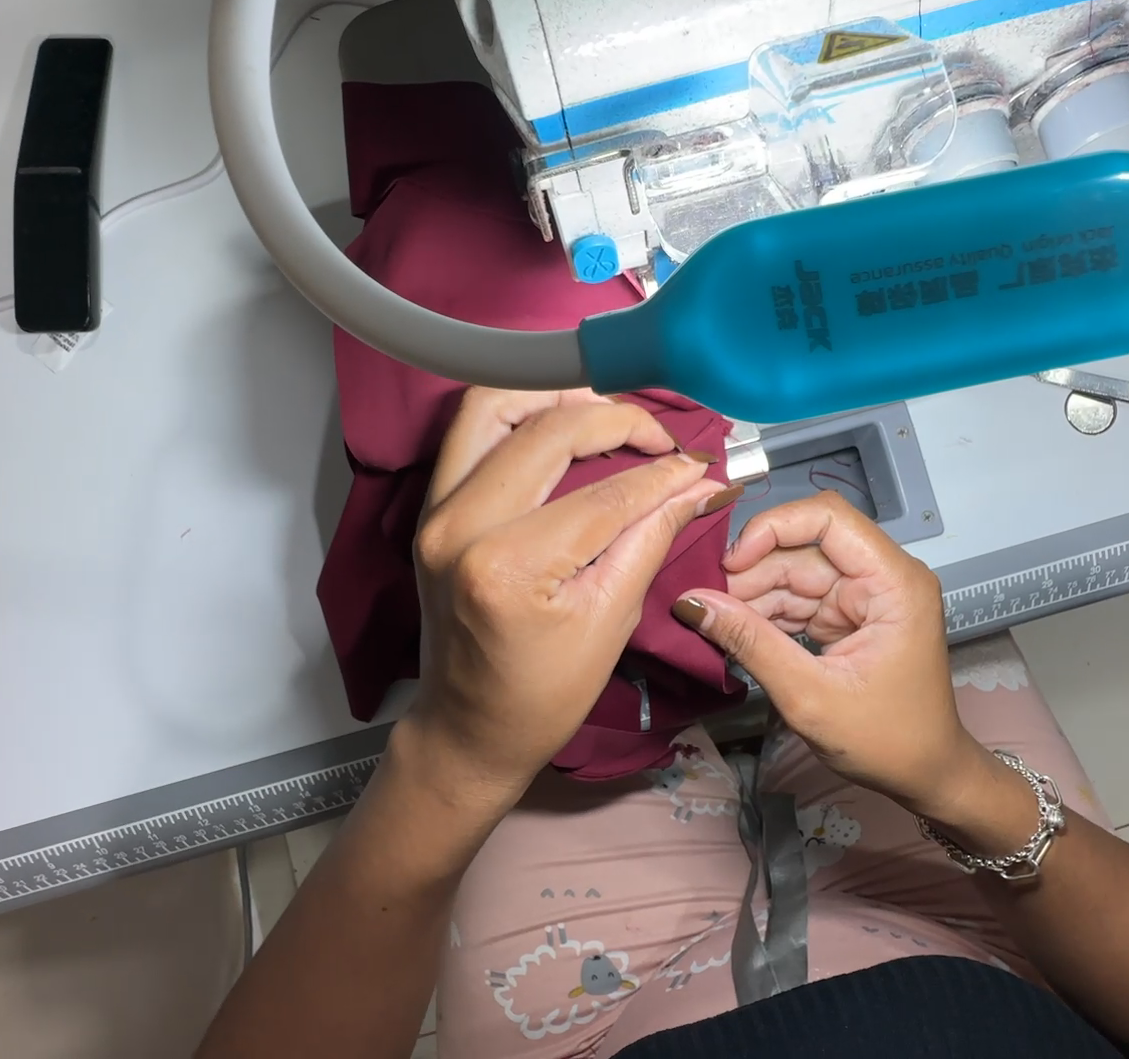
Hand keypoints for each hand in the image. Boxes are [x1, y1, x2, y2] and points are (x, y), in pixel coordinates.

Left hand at [405, 388, 727, 804]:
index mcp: (508, 566)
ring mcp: (435, 512)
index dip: (661, 473)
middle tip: (659, 438)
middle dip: (616, 420)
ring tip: (607, 417)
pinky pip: (472, 432)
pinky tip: (561, 428)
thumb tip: (697, 485)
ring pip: (494, 407)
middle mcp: (460, 525)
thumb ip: (651, 537)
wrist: (467, 728)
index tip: (698, 464)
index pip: (604, 495)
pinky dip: (520, 415)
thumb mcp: (611, 620)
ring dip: (557, 399)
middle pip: (548, 430)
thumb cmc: (542, 696)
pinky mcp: (430, 508)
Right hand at [672, 492, 1003, 814]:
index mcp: (893, 582)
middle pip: (803, 547)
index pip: (828, 517)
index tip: (730, 564)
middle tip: (706, 604)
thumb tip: (691, 603)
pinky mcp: (846, 615)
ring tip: (714, 623)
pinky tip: (735, 631)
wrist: (925, 777)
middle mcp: (880, 576)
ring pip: (793, 572)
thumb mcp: (810, 695)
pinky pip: (797, 599)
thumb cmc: (886, 741)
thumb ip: (750, 643)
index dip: (774, 528)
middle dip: (752, 572)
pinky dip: (764, 615)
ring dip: (752, 596)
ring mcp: (862, 595)